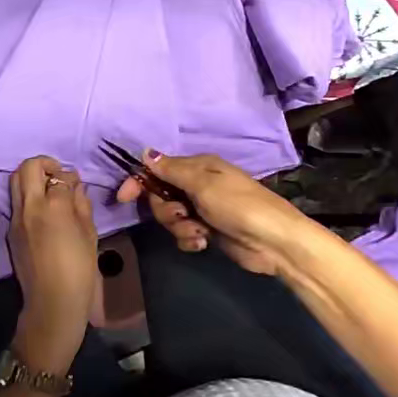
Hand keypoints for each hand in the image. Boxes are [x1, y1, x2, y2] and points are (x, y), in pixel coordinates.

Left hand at [7, 156, 99, 374]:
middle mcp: (29, 206)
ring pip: (16, 181)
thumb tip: (75, 187)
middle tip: (58, 177)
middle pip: (28, 168)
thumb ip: (81, 205)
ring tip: (49, 193)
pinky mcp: (10, 231)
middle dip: (44, 165)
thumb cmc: (79, 270)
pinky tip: (43, 213)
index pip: (59, 177)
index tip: (77, 185)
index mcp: (53, 206)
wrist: (52, 302)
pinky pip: (16, 203)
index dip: (71, 177)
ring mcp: (15, 218)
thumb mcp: (90, 234)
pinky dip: (28, 198)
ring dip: (32, 179)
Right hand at [116, 151, 310, 275]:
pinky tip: (204, 244)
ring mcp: (203, 209)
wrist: (274, 242)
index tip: (123, 197)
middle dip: (166, 210)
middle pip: (161, 196)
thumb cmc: (239, 206)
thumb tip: (146, 152)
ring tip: (200, 233)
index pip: (158, 169)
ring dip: (180, 228)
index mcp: (198, 167)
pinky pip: (183, 234)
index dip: (139, 182)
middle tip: (183, 215)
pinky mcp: (208, 231)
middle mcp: (198, 185)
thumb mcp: (203, 184)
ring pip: (171, 218)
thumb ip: (172, 170)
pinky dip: (190, 240)